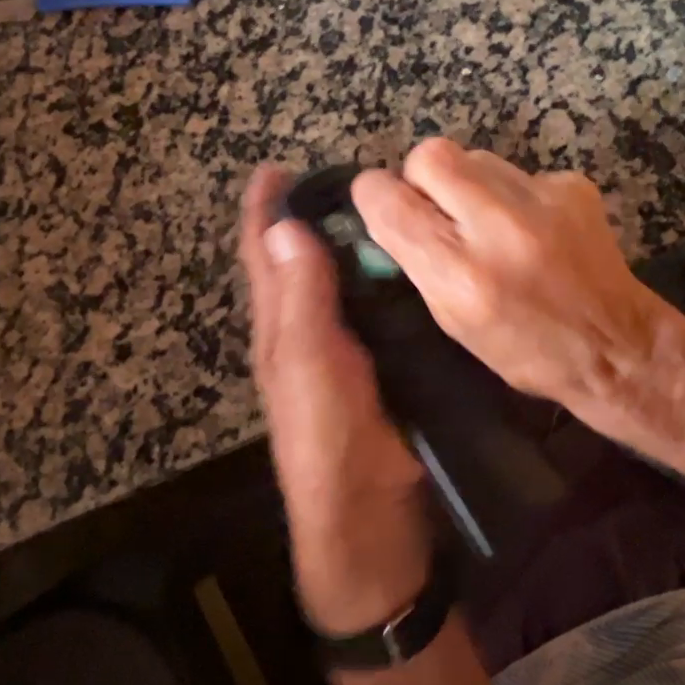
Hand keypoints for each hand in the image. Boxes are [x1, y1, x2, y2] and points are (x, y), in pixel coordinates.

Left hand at [239, 166, 429, 633]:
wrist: (371, 517)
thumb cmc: (331, 441)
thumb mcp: (309, 368)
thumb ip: (299, 301)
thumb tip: (282, 226)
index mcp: (280, 329)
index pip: (267, 256)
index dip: (265, 211)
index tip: (277, 167)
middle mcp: (307, 334)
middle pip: (303, 264)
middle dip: (315, 218)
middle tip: (352, 178)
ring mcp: (346, 352)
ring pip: (343, 285)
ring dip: (355, 246)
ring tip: (387, 210)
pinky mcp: (382, 367)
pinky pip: (381, 311)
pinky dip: (390, 281)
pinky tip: (419, 268)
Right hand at [351, 139, 676, 437]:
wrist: (616, 344)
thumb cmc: (526, 351)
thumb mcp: (453, 322)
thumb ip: (419, 262)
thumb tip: (391, 210)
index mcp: (459, 274)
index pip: (387, 199)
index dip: (375, 196)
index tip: (383, 204)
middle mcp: (496, 227)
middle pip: (429, 155)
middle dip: (423, 177)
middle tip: (439, 208)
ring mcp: (540, 200)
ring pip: (475, 157)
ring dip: (469, 183)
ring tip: (490, 222)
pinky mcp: (571, 185)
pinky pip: (518, 172)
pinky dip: (515, 194)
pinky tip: (532, 227)